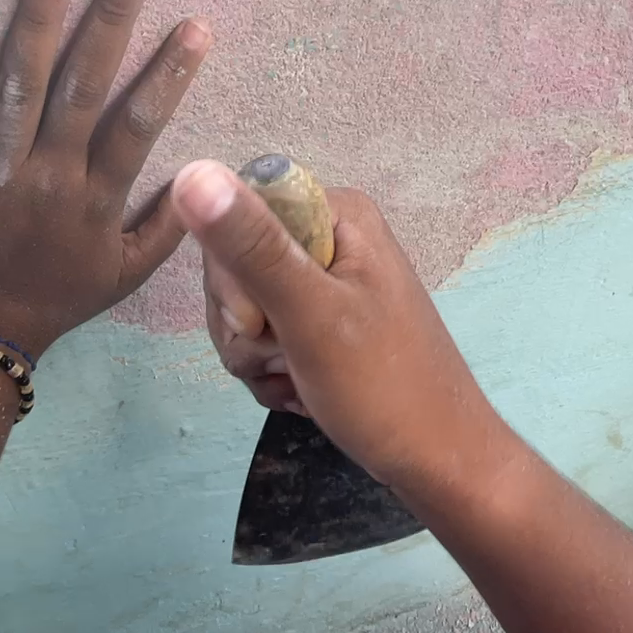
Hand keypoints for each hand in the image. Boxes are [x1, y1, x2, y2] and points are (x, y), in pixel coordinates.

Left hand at [0, 0, 210, 361]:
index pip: (140, 124)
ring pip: (19, 90)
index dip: (169, 73)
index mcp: (98, 197)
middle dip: (111, 22)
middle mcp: (52, 175)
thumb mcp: (128, 274)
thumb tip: (200, 177)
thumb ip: (168, 226)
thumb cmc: (59, 298)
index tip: (195, 26)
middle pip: (85, 89)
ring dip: (36, 26)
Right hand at [171, 161, 497, 487]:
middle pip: (234, 261)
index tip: (258, 320)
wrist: (438, 460)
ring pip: (243, 304)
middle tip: (284, 356)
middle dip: (245, 324)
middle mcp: (331, 234)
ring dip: (256, 355)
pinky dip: (270, 369)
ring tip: (297, 380)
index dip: (231, 273)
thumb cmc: (384, 388)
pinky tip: (299, 391)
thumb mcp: (311, 314)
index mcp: (336, 213)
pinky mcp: (322, 315)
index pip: (237, 210)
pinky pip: (264, 332)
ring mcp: (327, 277)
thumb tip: (194, 172)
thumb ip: (252, 245)